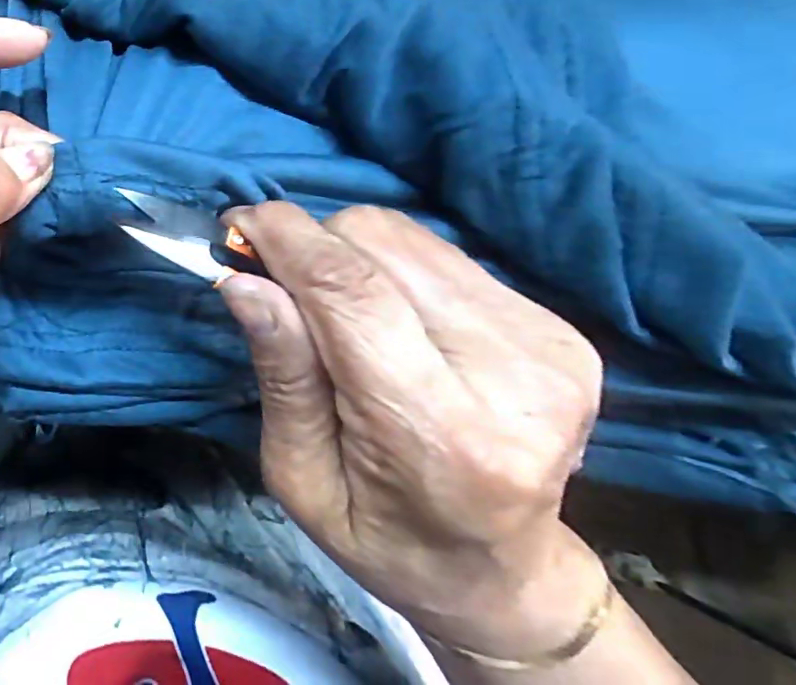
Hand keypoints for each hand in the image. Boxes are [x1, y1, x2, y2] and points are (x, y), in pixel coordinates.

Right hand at [218, 203, 608, 662]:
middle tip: (281, 283)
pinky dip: (394, 268)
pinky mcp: (559, 326)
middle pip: (379, 245)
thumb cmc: (386, 537)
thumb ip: (281, 372)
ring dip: (353, 254)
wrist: (506, 570)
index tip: (236, 224)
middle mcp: (510, 377)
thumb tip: (244, 280)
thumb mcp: (301, 476)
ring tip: (342, 311)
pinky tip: (394, 316)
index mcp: (439, 435)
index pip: (351, 294)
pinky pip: (441, 253)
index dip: (286, 241)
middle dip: (313, 246)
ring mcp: (545, 344)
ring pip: (408, 237)